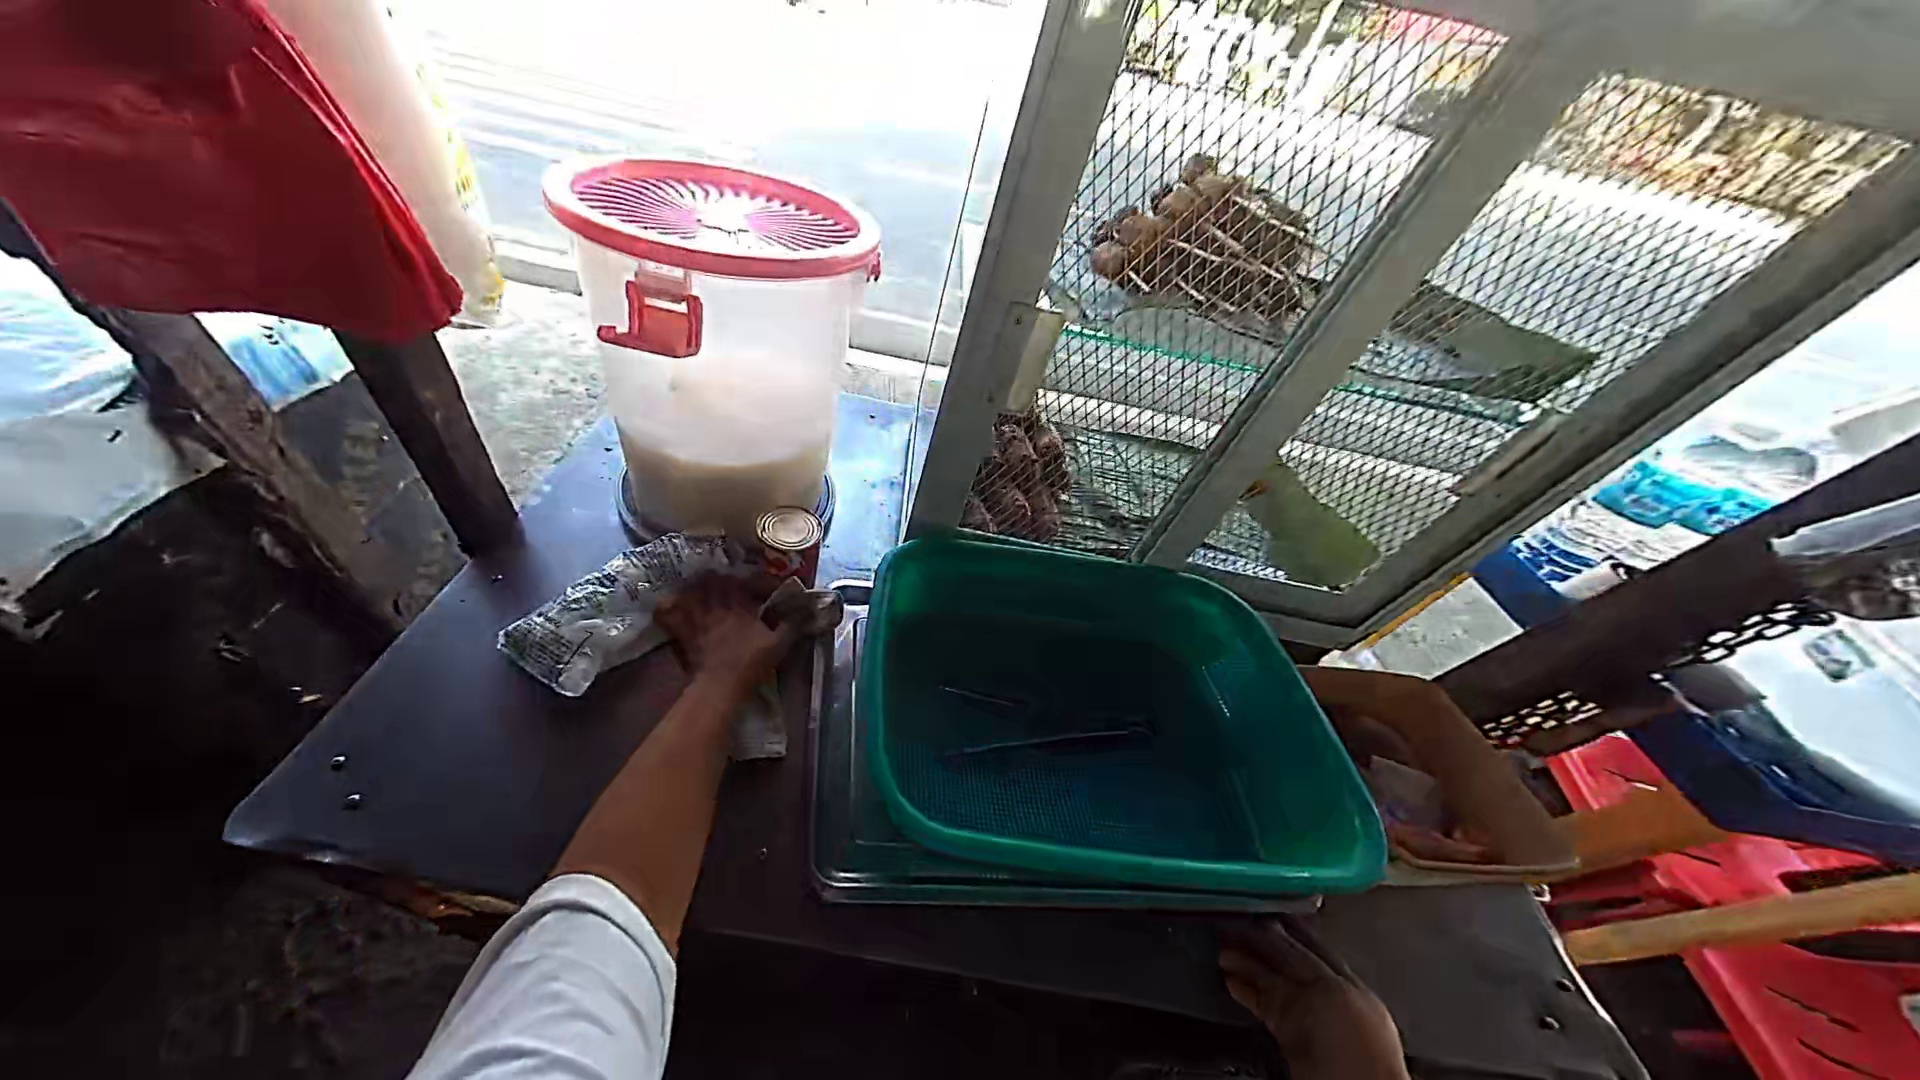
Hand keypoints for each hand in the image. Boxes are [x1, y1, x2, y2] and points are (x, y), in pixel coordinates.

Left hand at [654, 572, 797, 694]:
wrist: (720, 685)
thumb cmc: (751, 663)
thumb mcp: (779, 643)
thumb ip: (792, 624)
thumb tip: (807, 610)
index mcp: (740, 605)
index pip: (748, 583)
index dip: (759, 582)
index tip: (770, 589)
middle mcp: (716, 605)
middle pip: (716, 581)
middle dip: (725, 579)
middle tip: (734, 585)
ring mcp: (697, 617)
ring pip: (692, 591)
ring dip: (699, 587)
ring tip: (705, 589)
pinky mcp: (683, 631)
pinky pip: (668, 613)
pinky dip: (668, 606)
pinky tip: (671, 604)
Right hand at [1219, 919, 1409, 1079]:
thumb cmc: (1356, 1045)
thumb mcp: (1329, 990)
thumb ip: (1299, 957)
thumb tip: (1270, 929)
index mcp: (1341, 979)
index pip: (1303, 941)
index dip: (1278, 923)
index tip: (1253, 908)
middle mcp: (1321, 994)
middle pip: (1281, 958)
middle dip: (1254, 940)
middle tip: (1228, 925)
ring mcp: (1303, 1014)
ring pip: (1266, 979)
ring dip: (1242, 962)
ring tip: (1220, 949)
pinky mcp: (1286, 1034)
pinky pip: (1260, 1004)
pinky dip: (1242, 990)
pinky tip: (1227, 979)